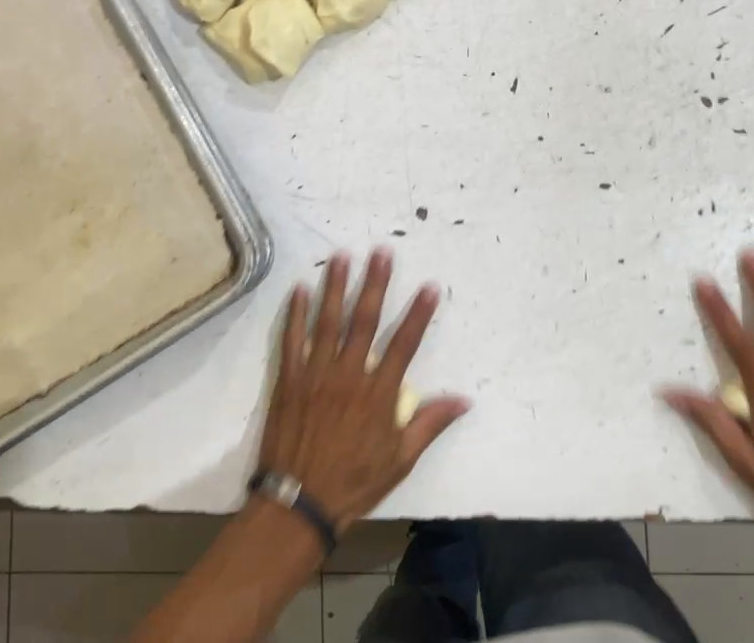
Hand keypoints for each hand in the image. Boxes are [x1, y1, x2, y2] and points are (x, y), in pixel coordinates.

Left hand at [258, 248, 469, 530]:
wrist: (299, 502)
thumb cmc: (354, 481)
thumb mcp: (401, 460)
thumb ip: (430, 423)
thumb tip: (463, 400)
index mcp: (378, 393)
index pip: (404, 344)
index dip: (418, 313)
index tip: (429, 286)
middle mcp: (348, 374)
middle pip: (364, 320)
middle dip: (375, 283)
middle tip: (381, 251)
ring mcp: (315, 373)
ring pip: (327, 321)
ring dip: (336, 286)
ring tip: (342, 255)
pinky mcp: (289, 379)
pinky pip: (292, 339)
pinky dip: (295, 312)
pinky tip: (300, 288)